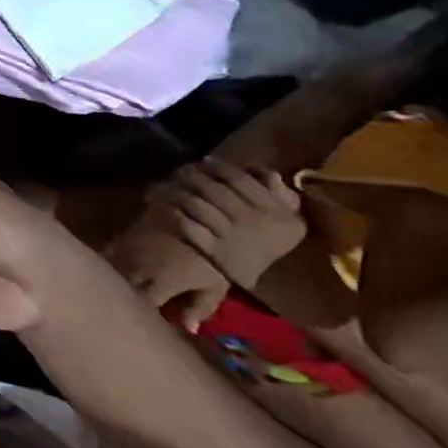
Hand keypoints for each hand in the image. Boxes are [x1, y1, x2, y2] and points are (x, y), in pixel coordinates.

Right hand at [106, 218, 230, 332]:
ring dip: (111, 279)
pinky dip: (107, 261)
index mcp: (161, 284)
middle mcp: (139, 269)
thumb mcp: (216, 286)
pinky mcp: (125, 235)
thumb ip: (200, 308)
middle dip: (123, 298)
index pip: (143, 306)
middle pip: (122, 288)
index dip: (143, 316)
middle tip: (126, 305)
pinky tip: (109, 266)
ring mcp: (129, 250)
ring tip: (112, 288)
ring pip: (110, 269)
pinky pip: (108, 252)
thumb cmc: (212, 256)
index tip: (146, 322)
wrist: (202, 216)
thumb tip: (187, 328)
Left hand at [157, 161, 305, 291]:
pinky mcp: (215, 253)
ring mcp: (234, 237)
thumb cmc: (270, 245)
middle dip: (189, 176)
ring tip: (164, 187)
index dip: (217, 167)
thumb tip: (264, 171)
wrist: (269, 287)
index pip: (239, 179)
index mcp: (276, 211)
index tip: (203, 161)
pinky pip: (187, 226)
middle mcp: (255, 222)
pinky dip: (171, 214)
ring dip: (173, 192)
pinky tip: (161, 206)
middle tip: (179, 172)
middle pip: (212, 189)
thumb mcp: (286, 221)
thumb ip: (277, 194)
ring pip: (195, 204)